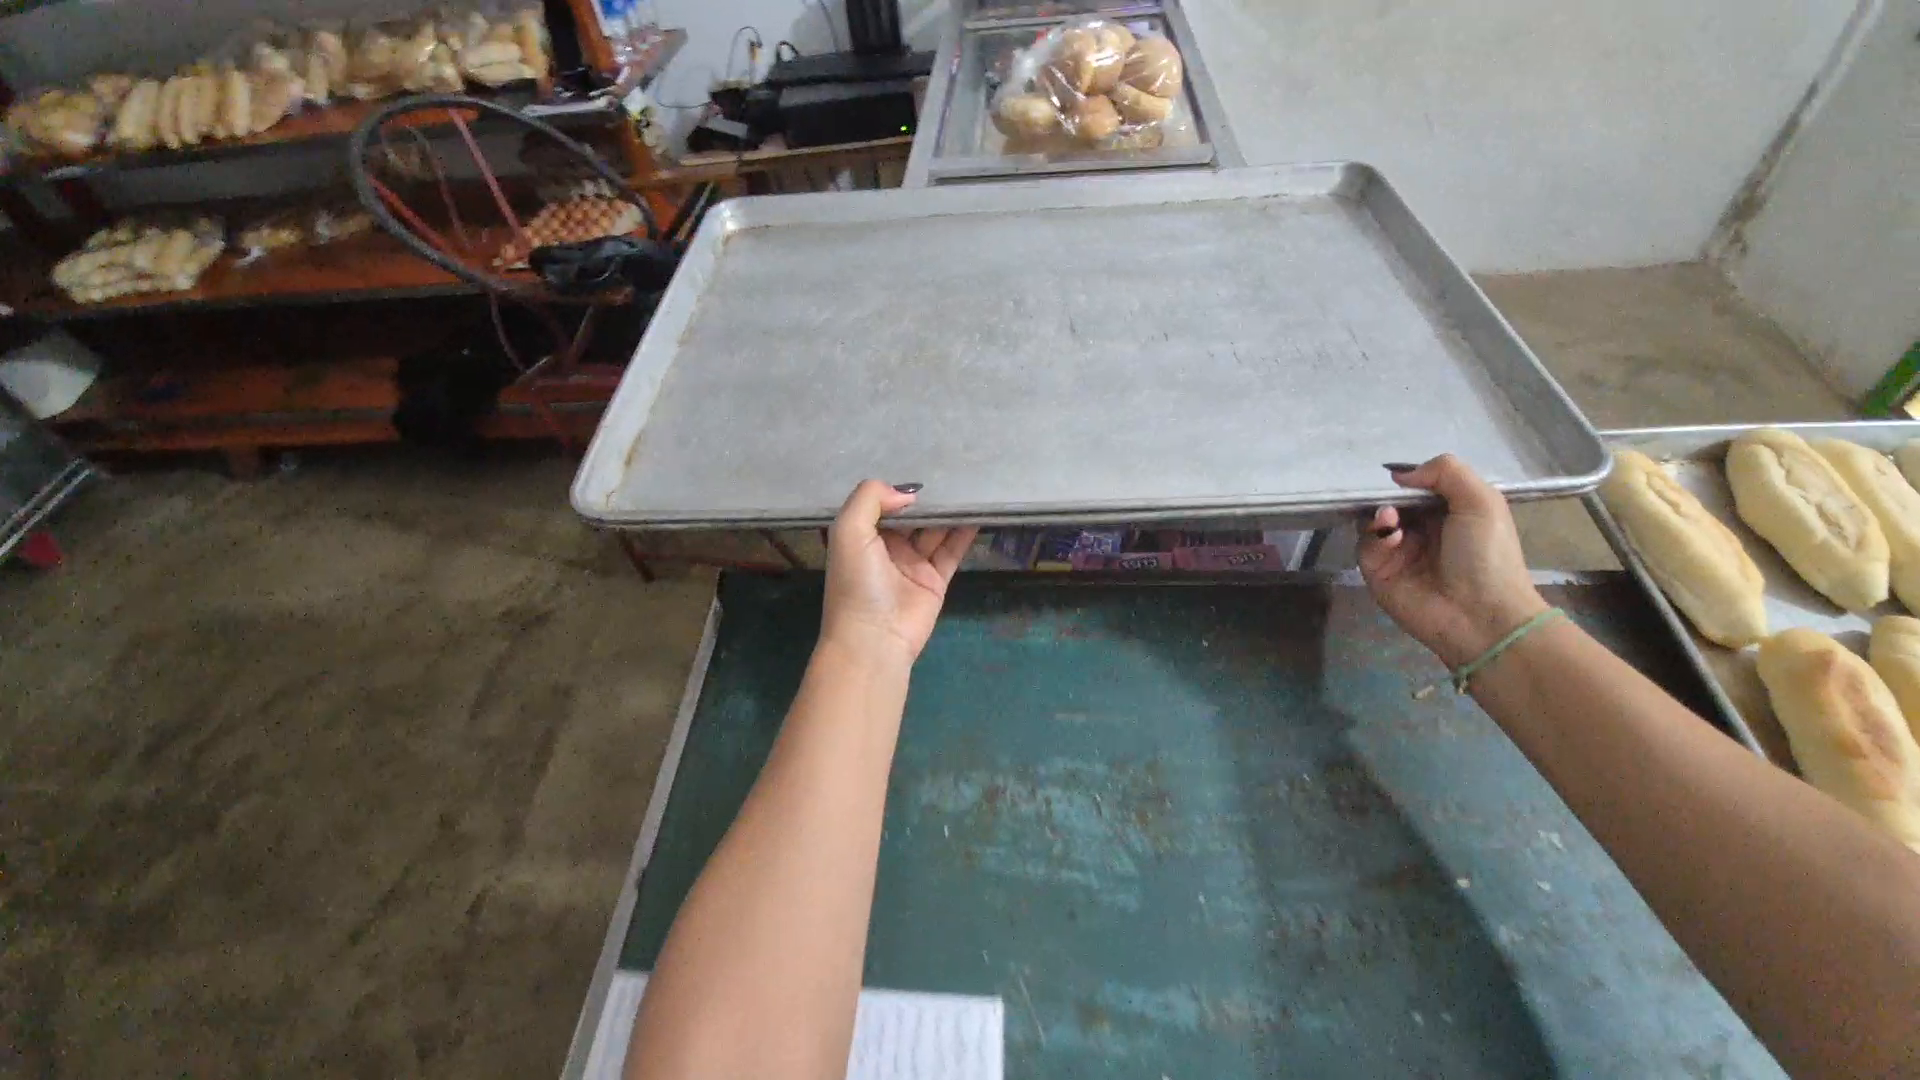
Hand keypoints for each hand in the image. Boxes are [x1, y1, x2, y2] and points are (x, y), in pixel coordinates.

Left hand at [821, 481, 977, 662]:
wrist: (874, 639)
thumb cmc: (856, 582)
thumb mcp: (848, 531)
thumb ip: (870, 499)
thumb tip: (908, 493)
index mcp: (862, 535)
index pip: (883, 504)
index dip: (899, 488)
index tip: (922, 467)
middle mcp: (887, 547)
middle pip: (912, 516)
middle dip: (928, 497)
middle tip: (953, 471)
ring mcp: (913, 564)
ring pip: (935, 530)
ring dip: (950, 511)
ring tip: (971, 486)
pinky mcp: (935, 579)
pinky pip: (952, 550)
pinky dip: (965, 532)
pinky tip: (978, 512)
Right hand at [1357, 455, 1547, 669]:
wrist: (1480, 614)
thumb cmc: (1488, 555)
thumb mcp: (1482, 501)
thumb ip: (1445, 471)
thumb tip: (1398, 473)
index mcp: (1448, 512)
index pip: (1417, 487)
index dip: (1406, 479)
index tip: (1396, 475)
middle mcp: (1421, 530)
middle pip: (1389, 501)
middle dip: (1386, 496)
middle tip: (1390, 500)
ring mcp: (1398, 552)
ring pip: (1371, 521)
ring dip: (1378, 515)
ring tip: (1389, 520)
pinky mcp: (1378, 573)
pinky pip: (1364, 546)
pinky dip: (1374, 538)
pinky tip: (1392, 540)